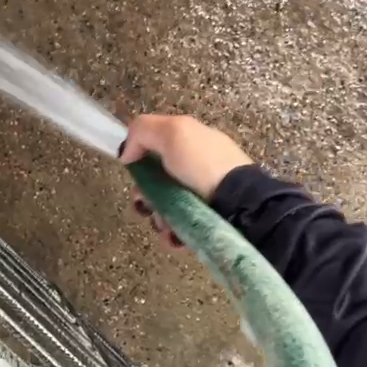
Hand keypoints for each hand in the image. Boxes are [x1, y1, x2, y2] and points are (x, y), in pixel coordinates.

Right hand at [120, 115, 253, 247]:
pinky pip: (177, 227)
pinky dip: (170, 233)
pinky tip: (173, 235)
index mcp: (190, 143)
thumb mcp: (173, 131)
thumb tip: (126, 153)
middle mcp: (193, 168)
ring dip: (157, 217)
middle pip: (153, 182)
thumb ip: (142, 131)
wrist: (240, 203)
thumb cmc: (204, 164)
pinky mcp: (203, 221)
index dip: (138, 159)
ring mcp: (199, 196)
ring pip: (162, 207)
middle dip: (144, 195)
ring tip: (165, 223)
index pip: (152, 149)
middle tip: (146, 203)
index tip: (133, 171)